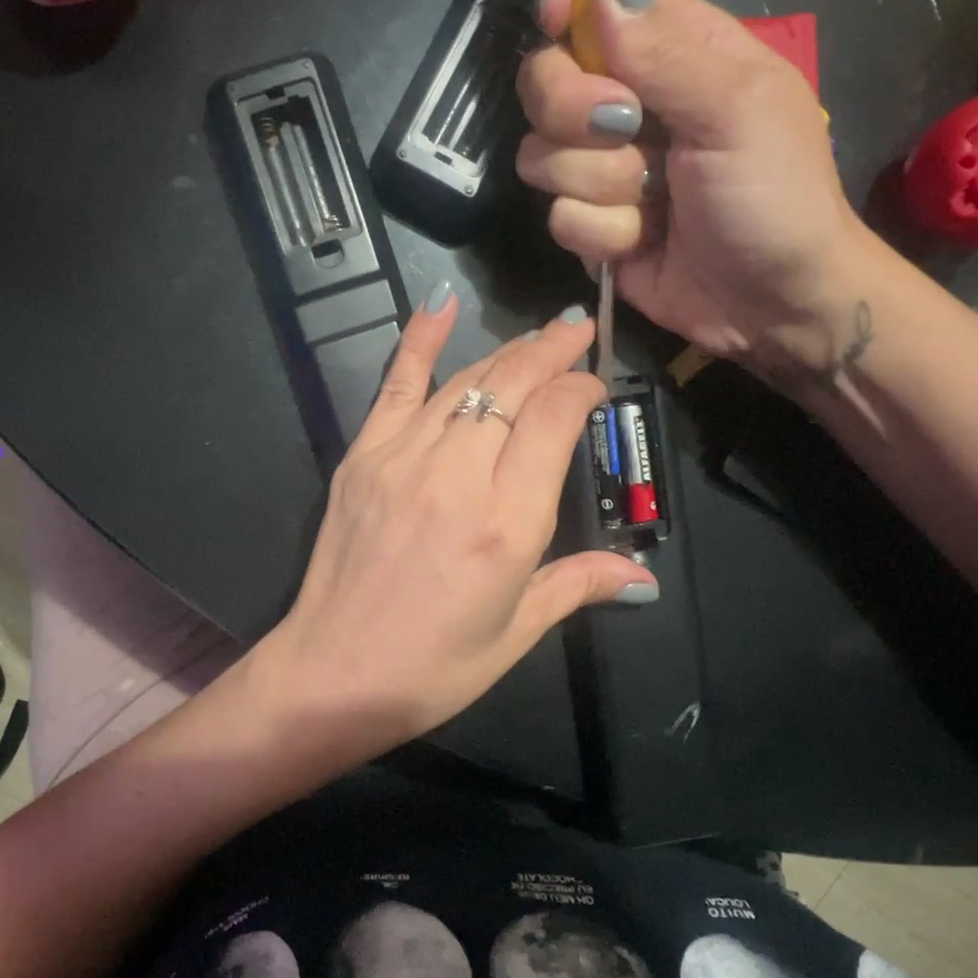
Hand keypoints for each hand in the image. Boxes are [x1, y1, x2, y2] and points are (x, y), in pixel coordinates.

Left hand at [264, 284, 655, 746]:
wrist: (334, 673)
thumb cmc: (434, 666)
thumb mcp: (516, 632)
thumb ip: (577, 585)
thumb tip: (643, 578)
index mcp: (507, 521)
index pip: (555, 417)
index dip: (581, 388)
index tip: (595, 386)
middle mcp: (459, 475)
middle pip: (513, 385)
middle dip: (552, 351)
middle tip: (577, 330)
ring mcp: (404, 458)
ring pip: (464, 381)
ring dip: (505, 353)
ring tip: (536, 338)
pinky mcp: (362, 457)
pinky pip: (394, 385)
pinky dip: (419, 342)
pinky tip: (440, 303)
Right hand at [516, 0, 873, 383]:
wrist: (774, 305)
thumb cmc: (776, 196)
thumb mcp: (737, 111)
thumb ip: (665, 52)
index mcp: (678, 53)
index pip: (601, 4)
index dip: (568, 2)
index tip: (554, 14)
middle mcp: (630, 104)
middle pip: (546, 81)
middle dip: (575, 112)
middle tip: (625, 128)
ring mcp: (606, 170)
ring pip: (543, 156)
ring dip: (603, 186)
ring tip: (658, 202)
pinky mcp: (593, 227)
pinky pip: (559, 218)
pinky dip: (604, 234)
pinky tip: (645, 242)